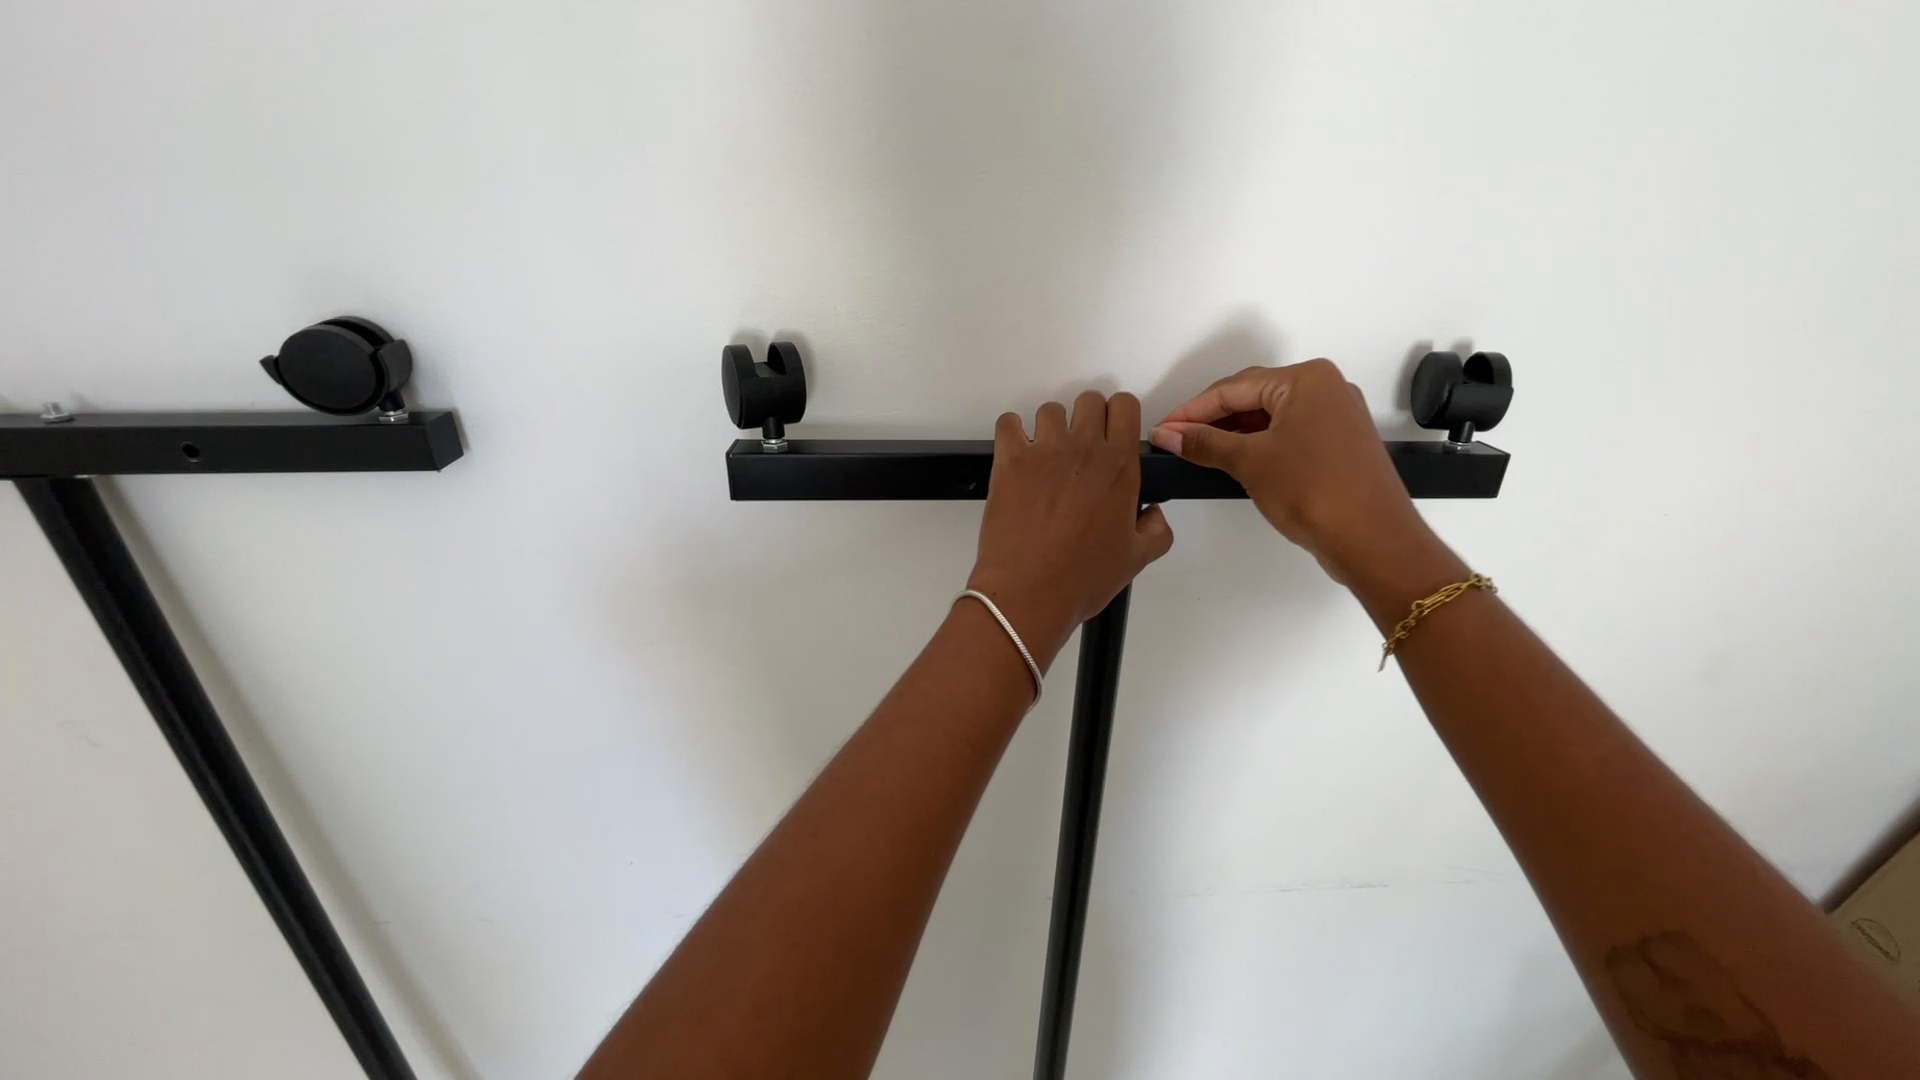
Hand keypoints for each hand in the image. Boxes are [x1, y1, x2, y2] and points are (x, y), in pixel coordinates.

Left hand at [968, 391, 1173, 668]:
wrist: (1029, 592)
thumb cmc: (1079, 578)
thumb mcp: (1136, 559)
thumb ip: (1156, 530)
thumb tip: (1155, 515)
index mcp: (1118, 467)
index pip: (1125, 406)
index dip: (1120, 416)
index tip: (1114, 431)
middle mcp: (1083, 450)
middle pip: (1089, 400)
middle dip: (1088, 418)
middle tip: (1081, 446)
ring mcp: (1044, 452)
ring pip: (1050, 410)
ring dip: (1051, 427)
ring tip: (1047, 456)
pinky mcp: (1009, 461)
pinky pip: (1008, 423)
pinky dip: (1012, 432)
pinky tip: (1017, 452)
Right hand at [1148, 360, 1454, 588]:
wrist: (1372, 540)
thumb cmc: (1316, 492)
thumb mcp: (1249, 463)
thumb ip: (1204, 443)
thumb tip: (1168, 434)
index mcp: (1307, 380)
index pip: (1233, 388)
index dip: (1191, 411)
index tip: (1162, 430)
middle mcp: (1325, 390)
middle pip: (1251, 397)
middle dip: (1211, 420)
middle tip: (1174, 440)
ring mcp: (1335, 418)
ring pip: (1268, 418)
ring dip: (1232, 434)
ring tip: (1195, 452)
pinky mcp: (1336, 445)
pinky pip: (1286, 435)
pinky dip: (1256, 446)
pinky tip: (1230, 461)